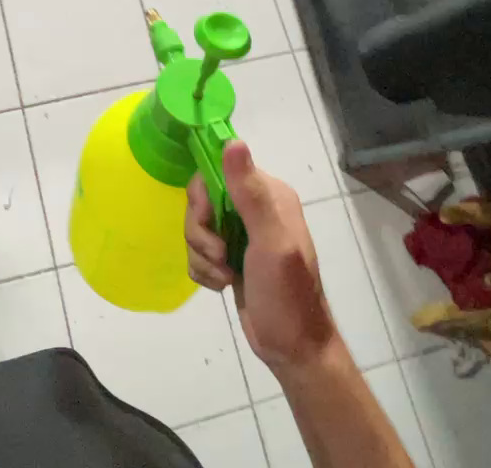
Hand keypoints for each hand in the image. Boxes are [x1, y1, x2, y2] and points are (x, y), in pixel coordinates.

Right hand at [186, 141, 340, 370]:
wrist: (293, 350)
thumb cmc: (287, 294)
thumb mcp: (271, 242)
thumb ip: (250, 193)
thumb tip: (232, 141)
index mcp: (269, 194)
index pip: (218, 170)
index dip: (204, 195)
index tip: (207, 219)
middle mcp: (255, 207)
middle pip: (201, 200)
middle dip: (200, 231)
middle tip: (219, 255)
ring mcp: (241, 233)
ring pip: (197, 227)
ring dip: (202, 255)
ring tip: (224, 275)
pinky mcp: (230, 257)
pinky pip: (198, 251)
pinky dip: (203, 269)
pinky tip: (221, 285)